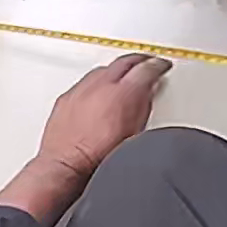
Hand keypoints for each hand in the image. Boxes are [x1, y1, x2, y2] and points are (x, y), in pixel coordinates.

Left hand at [37, 53, 174, 179]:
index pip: (147, 69)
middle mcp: (99, 87)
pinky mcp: (65, 98)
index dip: (158, 66)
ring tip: (123, 77)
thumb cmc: (96, 157)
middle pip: (124, 63)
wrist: (66, 165)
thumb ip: (144, 107)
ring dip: (114, 71)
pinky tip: (98, 92)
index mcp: (122, 94)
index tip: (161, 67)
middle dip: (138, 61)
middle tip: (147, 64)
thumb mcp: (134, 133)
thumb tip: (147, 94)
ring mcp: (80, 91)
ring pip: (102, 70)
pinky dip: (94, 84)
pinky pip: (83, 83)